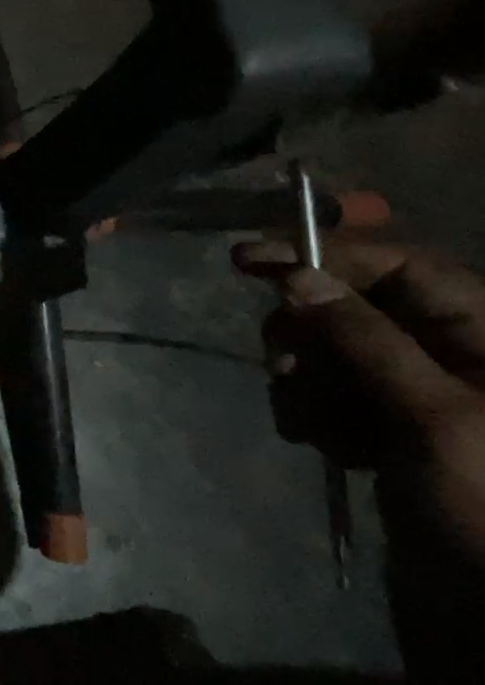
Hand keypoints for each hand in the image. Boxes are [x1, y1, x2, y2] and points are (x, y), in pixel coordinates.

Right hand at [235, 239, 484, 564]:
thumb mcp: (432, 415)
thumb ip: (363, 340)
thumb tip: (295, 277)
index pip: (403, 267)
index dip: (326, 255)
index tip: (246, 259)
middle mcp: (455, 356)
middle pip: (354, 307)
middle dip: (307, 332)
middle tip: (282, 363)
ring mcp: (421, 393)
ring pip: (332, 352)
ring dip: (309, 384)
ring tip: (323, 429)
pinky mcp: (390, 426)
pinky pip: (331, 393)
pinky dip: (316, 413)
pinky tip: (332, 447)